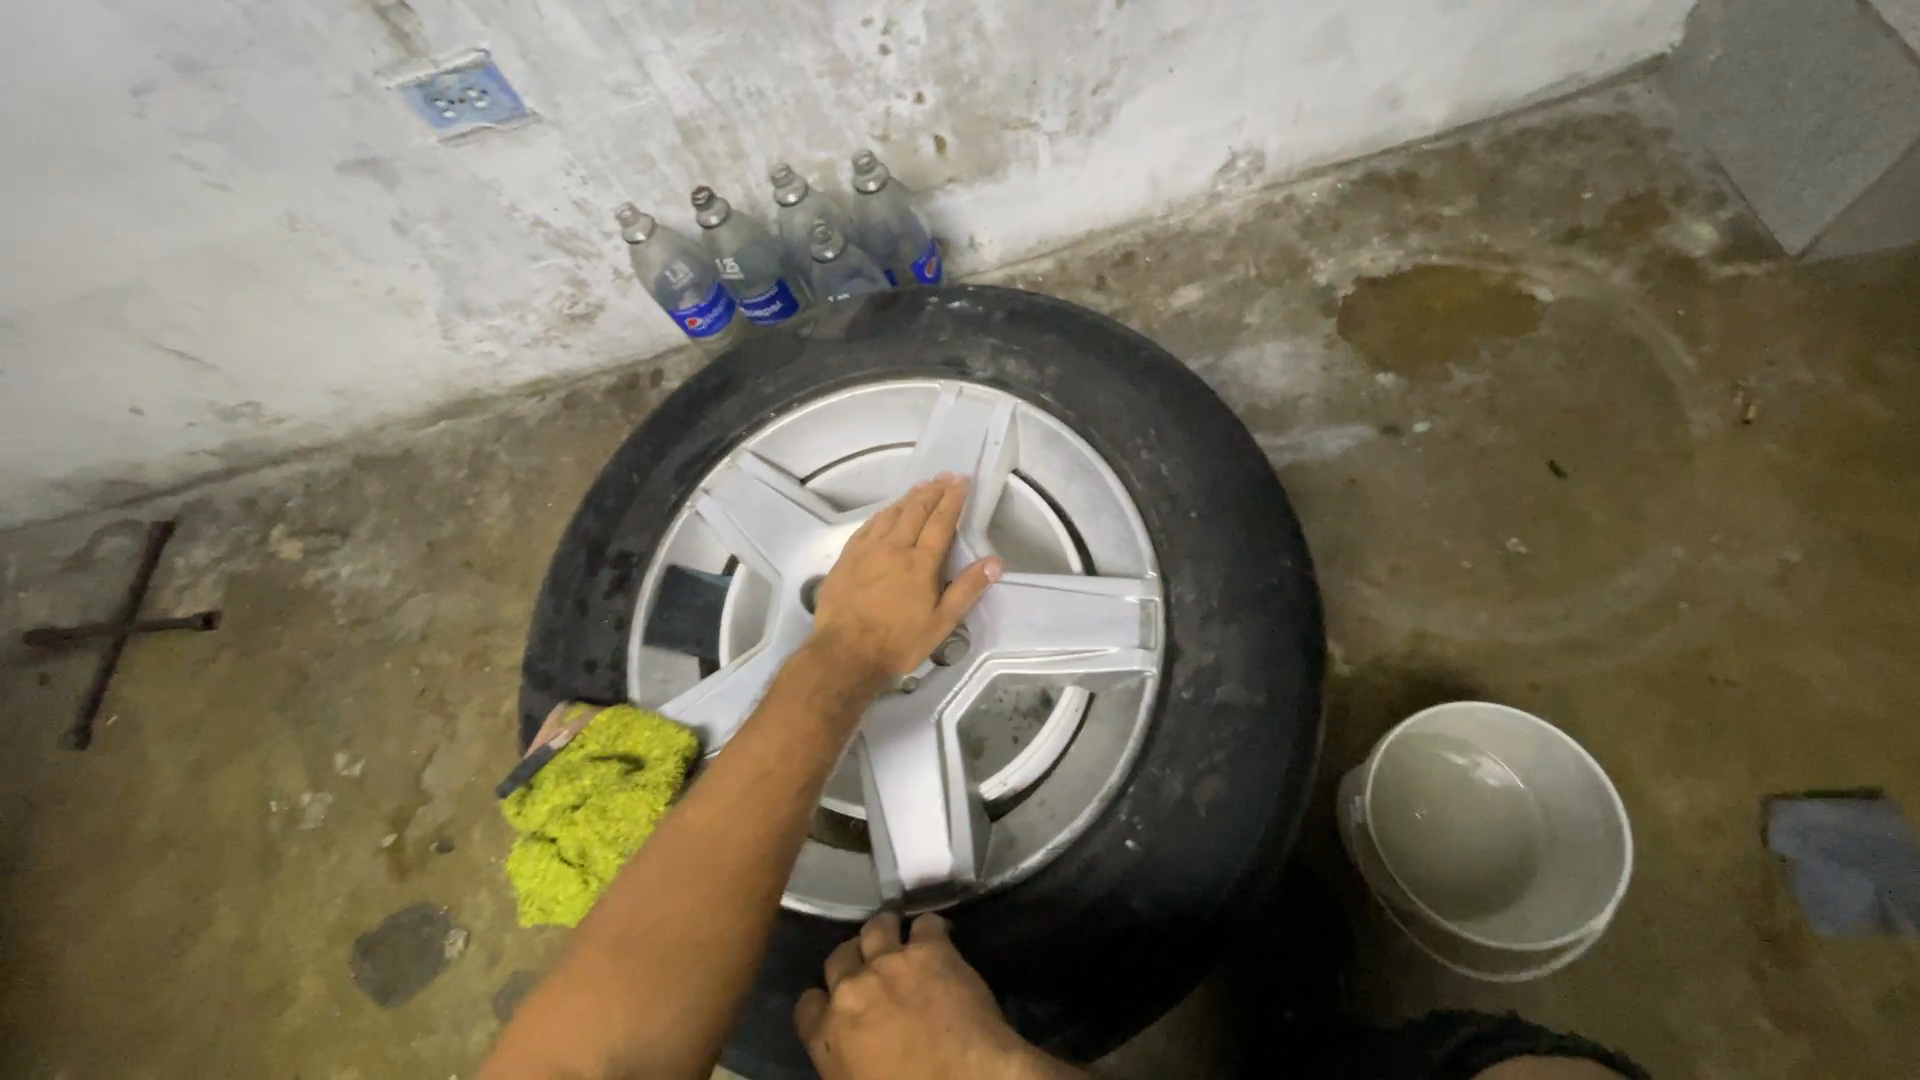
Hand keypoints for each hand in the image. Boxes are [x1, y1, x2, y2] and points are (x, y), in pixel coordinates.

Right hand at [795, 912, 1082, 1079]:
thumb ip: (843, 1054)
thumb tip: (852, 1046)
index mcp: (828, 1034)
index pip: (808, 1004)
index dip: (824, 999)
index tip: (839, 1000)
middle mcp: (851, 989)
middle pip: (840, 957)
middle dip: (854, 960)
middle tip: (873, 969)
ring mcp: (890, 963)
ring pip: (877, 926)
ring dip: (886, 931)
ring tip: (900, 938)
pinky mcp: (930, 949)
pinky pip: (926, 923)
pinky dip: (932, 929)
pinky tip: (940, 937)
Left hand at [807, 474, 1002, 689]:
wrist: (845, 654)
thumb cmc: (898, 642)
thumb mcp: (941, 623)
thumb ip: (967, 589)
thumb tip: (995, 562)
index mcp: (920, 563)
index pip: (941, 521)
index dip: (953, 499)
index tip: (962, 482)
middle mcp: (894, 548)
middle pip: (916, 510)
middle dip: (933, 491)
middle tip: (945, 476)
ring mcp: (867, 550)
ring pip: (891, 514)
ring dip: (909, 497)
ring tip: (922, 486)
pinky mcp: (847, 558)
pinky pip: (868, 526)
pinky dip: (883, 513)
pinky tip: (887, 511)